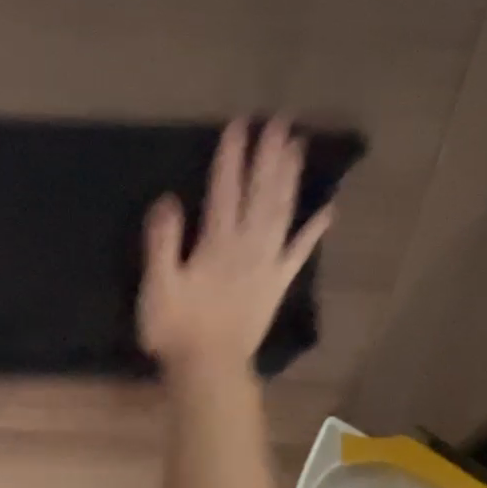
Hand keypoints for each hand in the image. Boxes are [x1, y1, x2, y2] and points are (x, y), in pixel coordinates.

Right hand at [138, 117, 333, 378]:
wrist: (210, 365)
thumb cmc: (175, 327)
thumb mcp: (158, 285)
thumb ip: (163, 243)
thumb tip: (169, 201)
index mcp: (218, 243)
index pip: (226, 191)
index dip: (232, 157)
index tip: (239, 125)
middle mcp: (250, 244)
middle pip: (262, 192)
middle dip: (269, 156)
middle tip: (278, 122)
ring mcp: (269, 261)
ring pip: (284, 211)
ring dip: (290, 177)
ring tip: (297, 147)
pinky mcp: (278, 280)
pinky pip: (301, 248)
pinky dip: (315, 227)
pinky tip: (328, 208)